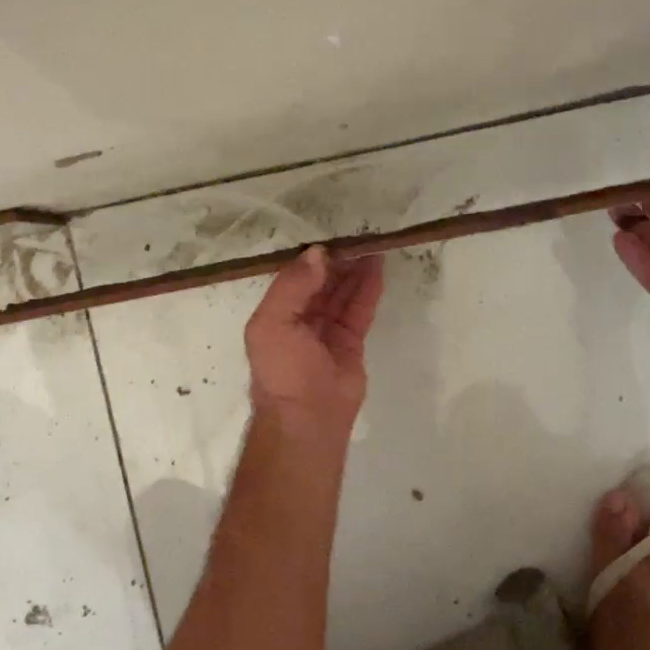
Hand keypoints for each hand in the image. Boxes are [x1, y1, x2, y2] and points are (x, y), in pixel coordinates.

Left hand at [244, 246, 385, 429]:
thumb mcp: (272, 323)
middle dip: (336, 261)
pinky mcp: (351, 343)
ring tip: (371, 243)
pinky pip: (360, 310)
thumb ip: (292, 286)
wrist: (308, 416)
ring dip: (354, 270)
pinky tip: (377, 267)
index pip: (293, 278)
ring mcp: (326, 332)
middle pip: (320, 283)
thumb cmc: (283, 369)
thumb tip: (318, 253)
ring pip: (342, 293)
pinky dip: (368, 289)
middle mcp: (299, 321)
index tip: (329, 233)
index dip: (310, 257)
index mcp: (274, 315)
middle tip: (355, 233)